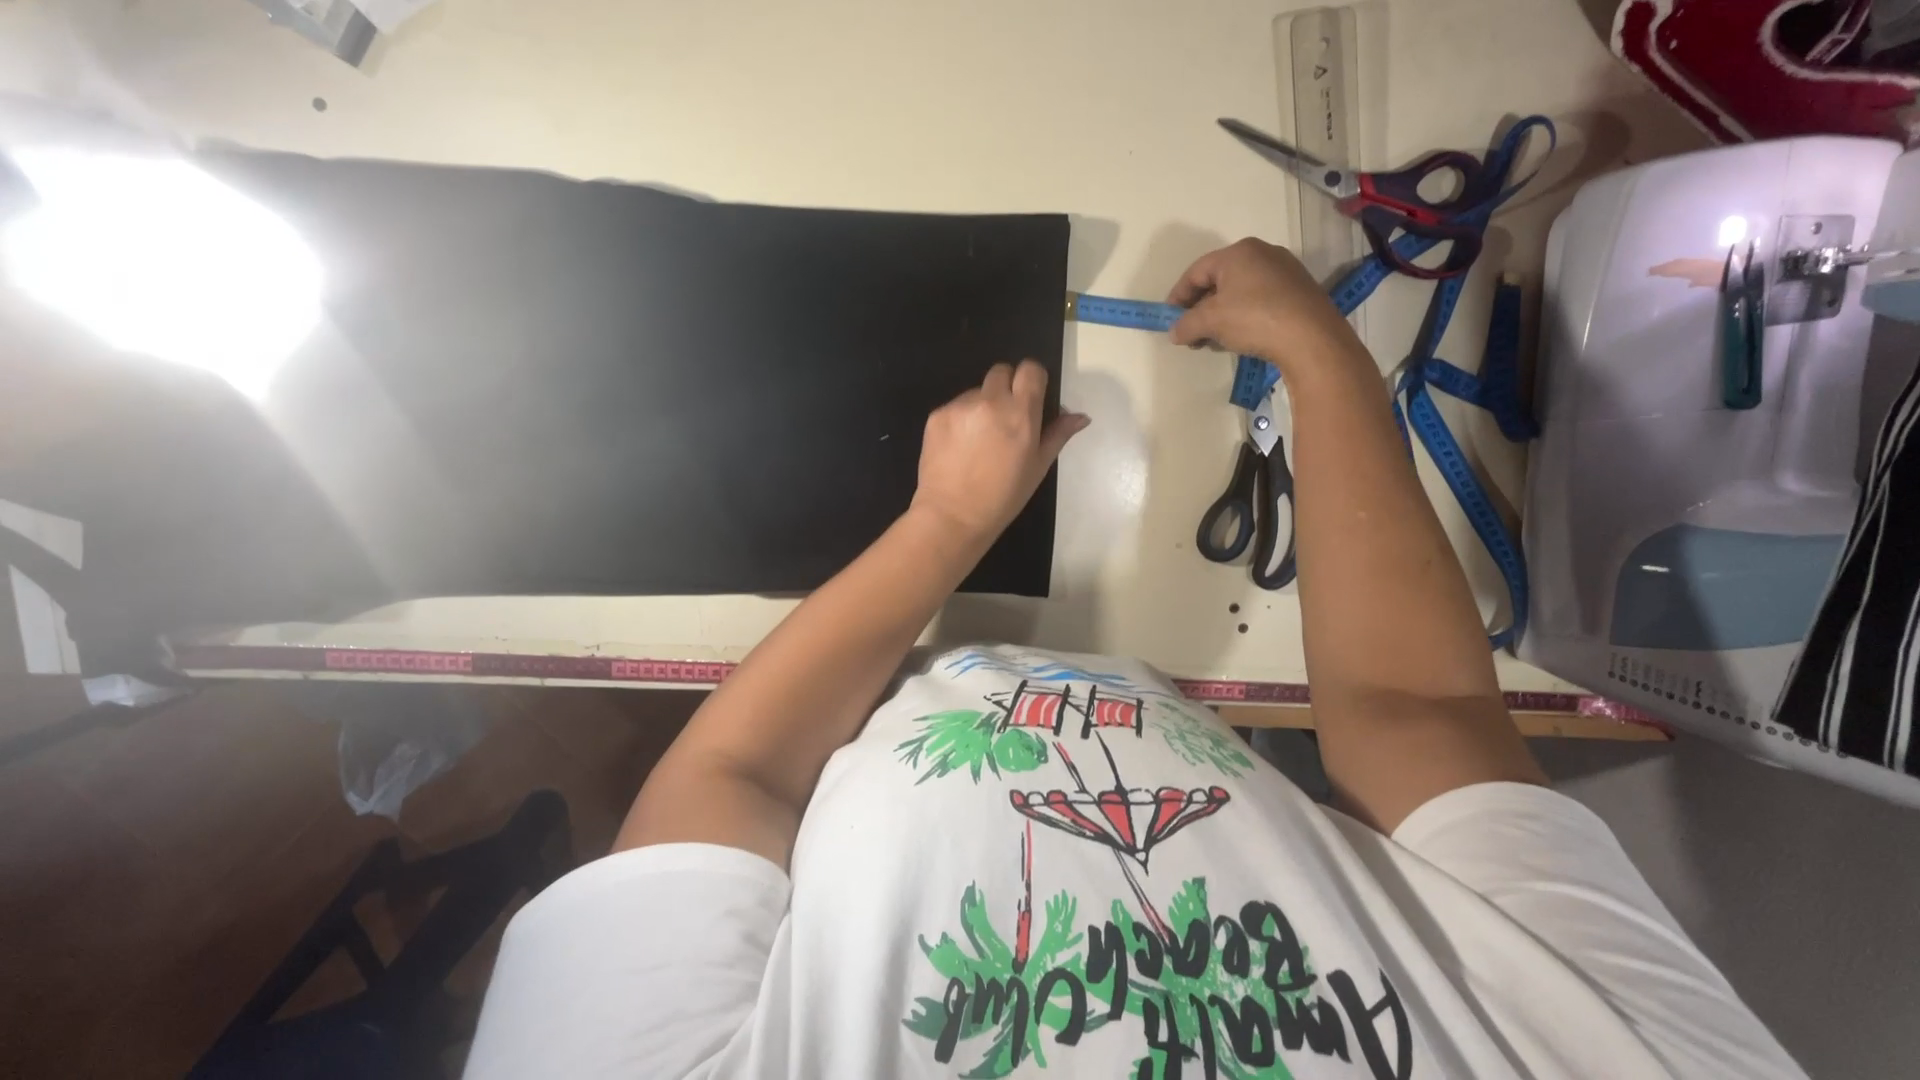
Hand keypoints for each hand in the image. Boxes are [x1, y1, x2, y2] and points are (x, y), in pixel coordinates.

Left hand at [910, 360, 1088, 544]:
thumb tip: (1080, 416)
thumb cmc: (1003, 497)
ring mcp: (960, 406)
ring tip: (980, 441)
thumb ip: (1058, 435)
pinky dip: (961, 419)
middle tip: (1006, 418)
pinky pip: (955, 406)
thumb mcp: (1038, 468)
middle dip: (1007, 387)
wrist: (952, 516)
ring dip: (983, 405)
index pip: (1030, 369)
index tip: (1031, 398)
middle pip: (1002, 371)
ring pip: (977, 390)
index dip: (1032, 380)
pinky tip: (961, 447)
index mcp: (1021, 413)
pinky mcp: (937, 415)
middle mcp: (990, 401)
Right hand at [1167, 238, 1365, 376]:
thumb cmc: (1254, 319)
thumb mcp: (1210, 322)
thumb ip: (1186, 324)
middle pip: (1219, 280)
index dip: (1178, 296)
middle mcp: (1262, 253)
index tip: (1169, 319)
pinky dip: (1244, 315)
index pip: (1196, 271)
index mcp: (1238, 252)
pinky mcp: (1299, 290)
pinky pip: (1260, 299)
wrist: (1310, 337)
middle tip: (1191, 331)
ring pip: (1240, 291)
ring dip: (1222, 314)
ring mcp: (1284, 271)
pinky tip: (1241, 336)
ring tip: (1214, 339)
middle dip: (1200, 307)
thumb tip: (1175, 332)